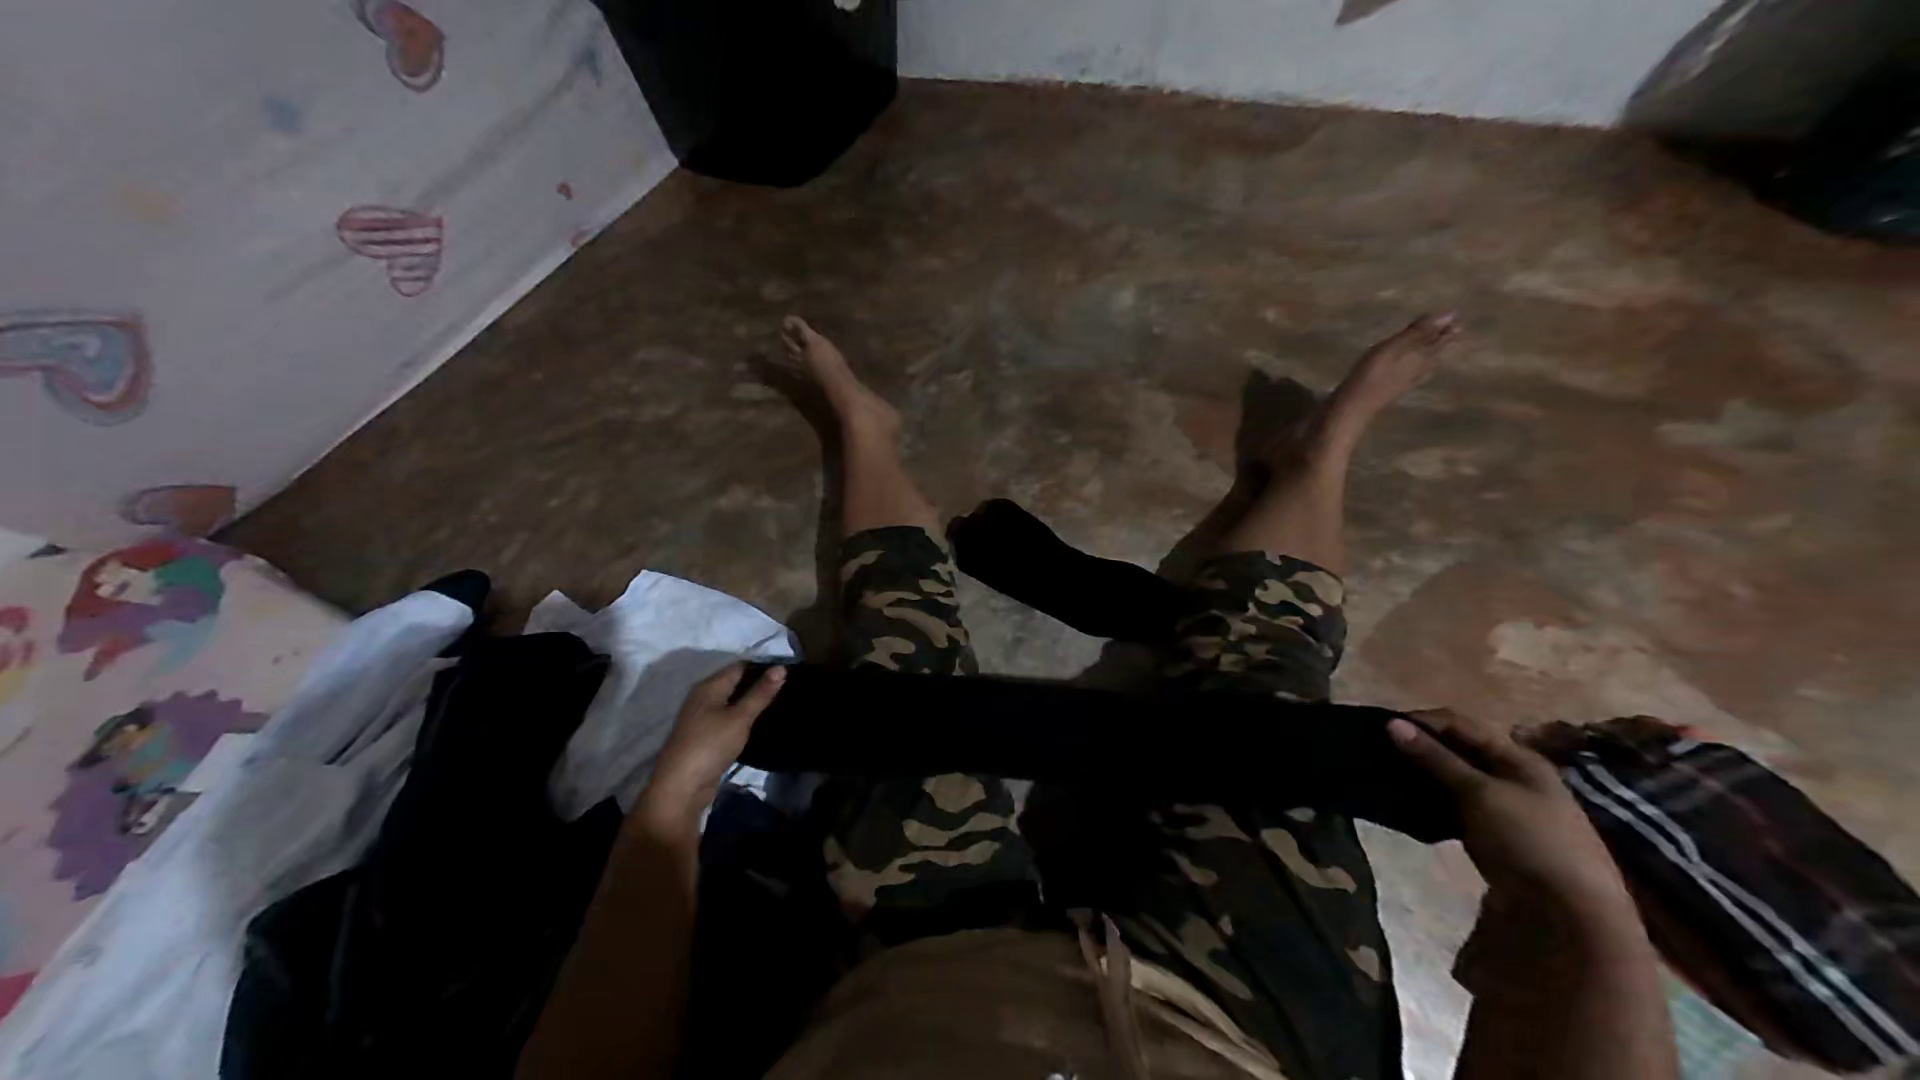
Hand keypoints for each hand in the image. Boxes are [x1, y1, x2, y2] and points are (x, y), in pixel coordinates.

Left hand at [637, 664, 784, 826]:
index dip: (762, 666)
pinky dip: (744, 719)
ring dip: (752, 703)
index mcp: (708, 687)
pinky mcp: (705, 737)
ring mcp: (702, 719)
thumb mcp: (740, 717)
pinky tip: (761, 723)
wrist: (681, 788)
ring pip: (732, 703)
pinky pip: (729, 720)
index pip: (739, 667)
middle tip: (789, 687)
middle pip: (735, 684)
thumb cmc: (710, 745)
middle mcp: (703, 698)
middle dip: (759, 684)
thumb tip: (781, 667)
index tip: (787, 671)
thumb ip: (760, 693)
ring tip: (781, 703)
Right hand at [1389, 709, 1631, 919]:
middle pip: (1458, 749)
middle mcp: (1514, 776)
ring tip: (1387, 776)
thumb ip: (1435, 758)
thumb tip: (1392, 723)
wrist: (1570, 916)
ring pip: (1454, 779)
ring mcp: (1506, 808)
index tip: (1381, 728)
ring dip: (1423, 775)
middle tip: (1378, 752)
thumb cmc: (1528, 840)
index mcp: (1519, 757)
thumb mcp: (1479, 793)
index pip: (1460, 723)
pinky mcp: (1495, 836)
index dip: (1422, 721)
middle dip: (1420, 747)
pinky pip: (1455, 806)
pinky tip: (1408, 806)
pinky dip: (1432, 802)